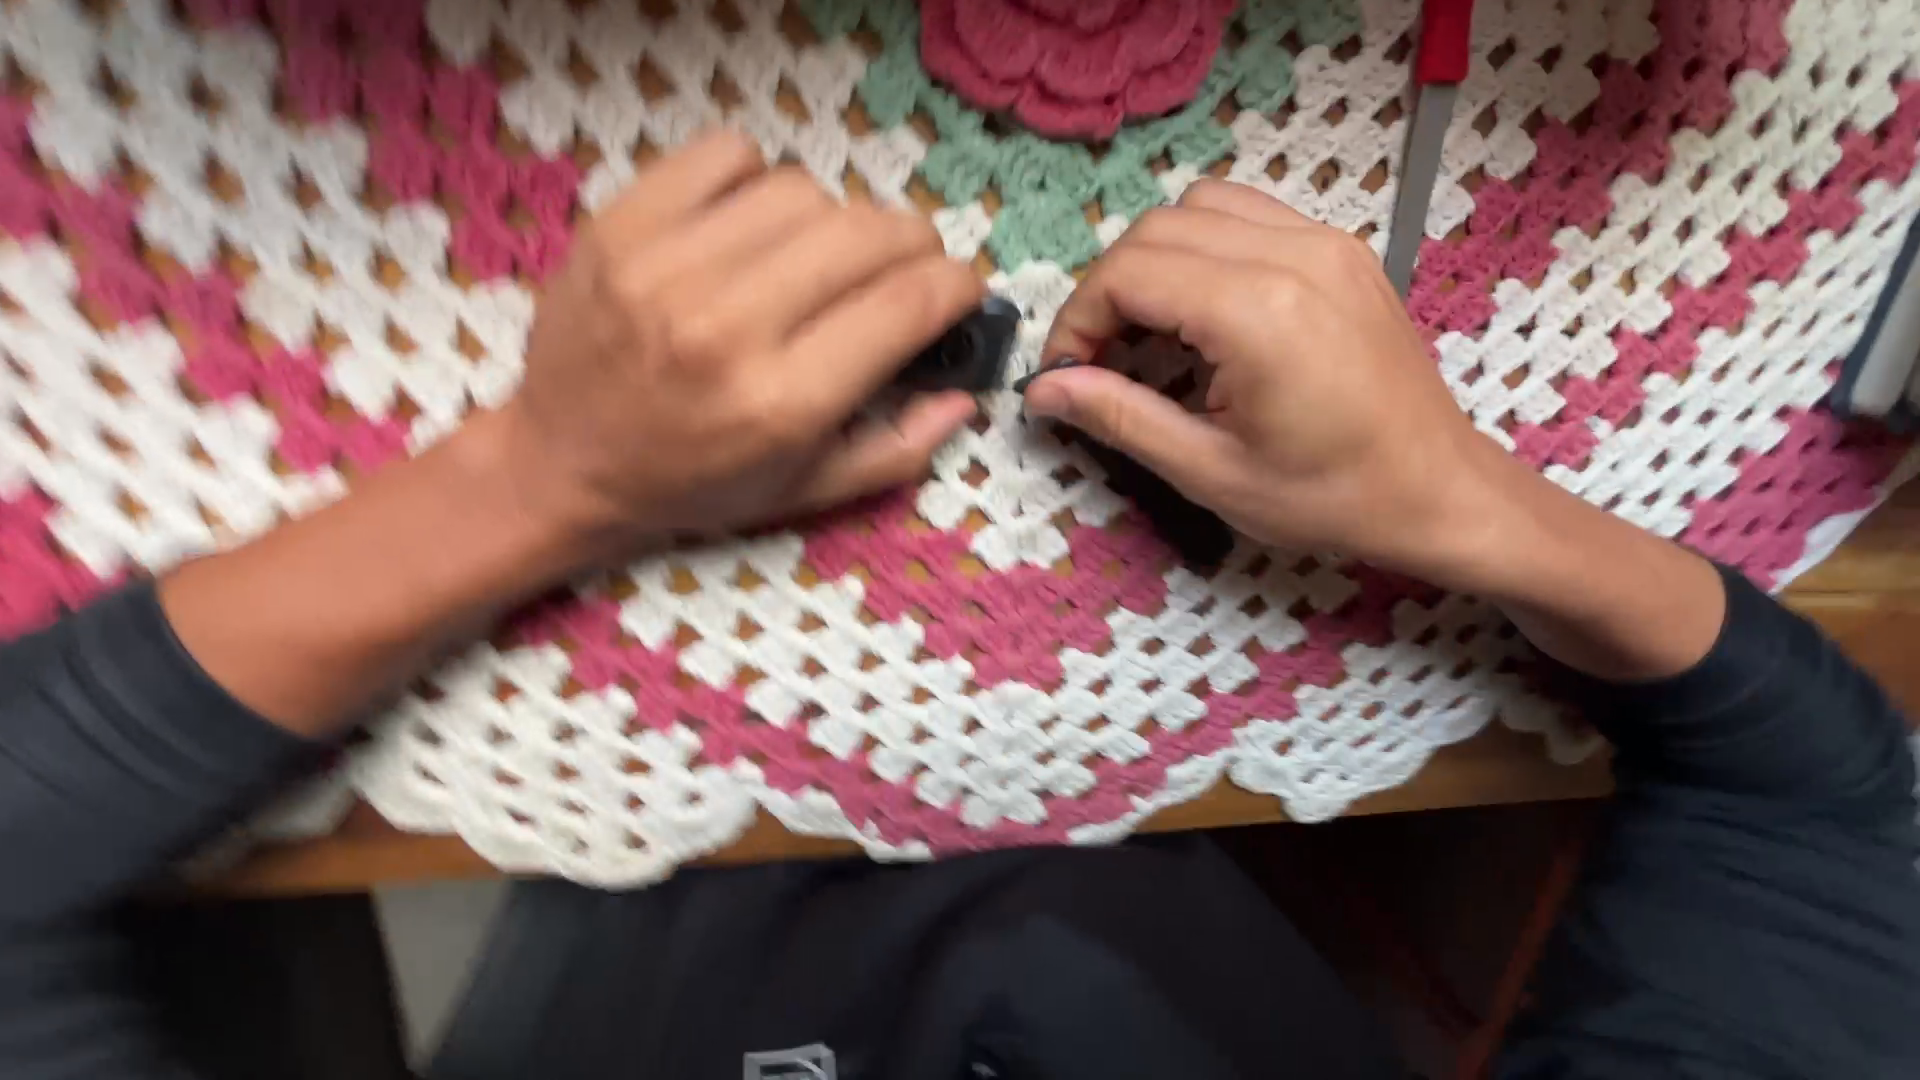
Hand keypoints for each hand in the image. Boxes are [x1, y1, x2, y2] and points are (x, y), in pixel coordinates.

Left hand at [488, 130, 984, 553]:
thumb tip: (967, 393)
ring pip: (803, 191)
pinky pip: (725, 156)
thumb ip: (898, 450)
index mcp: (783, 402)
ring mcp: (667, 266)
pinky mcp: (620, 224)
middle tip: (913, 265)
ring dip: (840, 219)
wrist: (564, 464)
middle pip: (865, 235)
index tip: (965, 288)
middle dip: (916, 243)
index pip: (905, 305)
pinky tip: (760, 225)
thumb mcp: (809, 494)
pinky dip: (763, 180)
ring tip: (828, 257)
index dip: (957, 285)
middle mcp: (729, 326)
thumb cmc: (698, 488)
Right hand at [1022, 180, 1722, 679]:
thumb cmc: (1326, 497)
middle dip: (1105, 292)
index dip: (1076, 321)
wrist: (1437, 490)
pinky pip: (1245, 214)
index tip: (1064, 376)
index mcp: (1257, 313)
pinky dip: (1199, 248)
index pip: (1127, 273)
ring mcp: (1323, 241)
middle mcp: (1291, 253)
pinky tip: (1200, 308)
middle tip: (1096, 360)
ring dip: (1150, 262)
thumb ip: (1119, 418)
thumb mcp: (1209, 472)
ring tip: (1145, 331)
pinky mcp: (1339, 248)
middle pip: (1154, 230)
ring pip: (1197, 208)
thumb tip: (1042, 389)